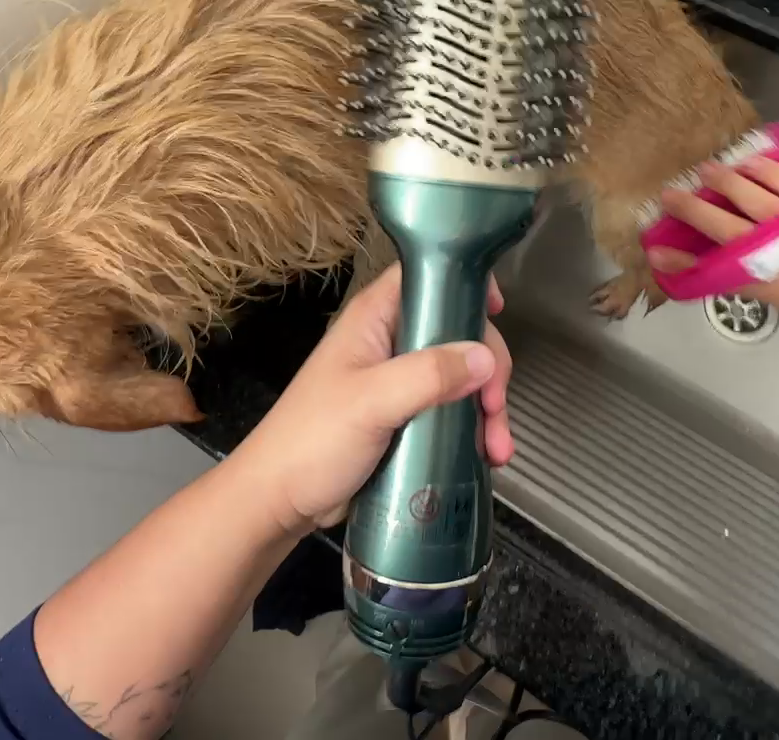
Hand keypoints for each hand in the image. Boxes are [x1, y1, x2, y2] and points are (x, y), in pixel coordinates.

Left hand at [226, 265, 512, 535]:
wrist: (280, 503)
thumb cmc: (311, 442)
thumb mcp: (371, 402)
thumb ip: (428, 375)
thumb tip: (485, 358)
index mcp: (374, 319)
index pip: (425, 276)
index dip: (463, 282)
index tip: (499, 309)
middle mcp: (390, 342)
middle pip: (456, 332)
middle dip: (487, 367)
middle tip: (496, 404)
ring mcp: (400, 382)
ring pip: (461, 377)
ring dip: (487, 408)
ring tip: (498, 449)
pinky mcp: (407, 418)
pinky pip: (453, 411)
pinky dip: (475, 429)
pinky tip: (488, 456)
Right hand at [646, 157, 778, 328]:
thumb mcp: (777, 297)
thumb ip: (730, 278)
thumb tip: (696, 268)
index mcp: (764, 255)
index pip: (713, 235)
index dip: (685, 229)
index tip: (660, 223)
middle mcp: (778, 225)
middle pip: (729, 204)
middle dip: (696, 198)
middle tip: (674, 190)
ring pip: (758, 182)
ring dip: (731, 175)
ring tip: (712, 169)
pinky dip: (768, 166)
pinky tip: (757, 163)